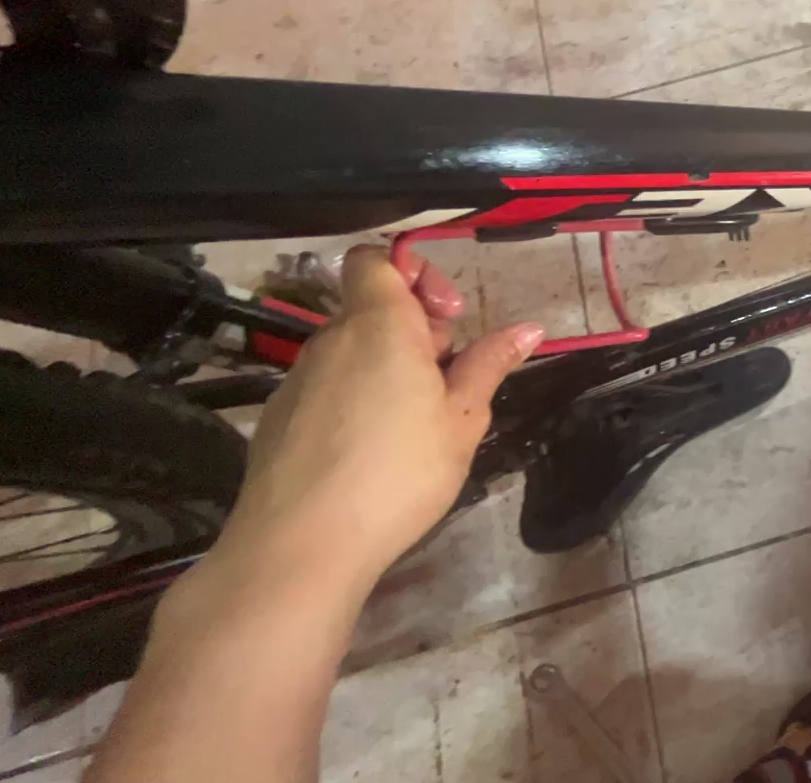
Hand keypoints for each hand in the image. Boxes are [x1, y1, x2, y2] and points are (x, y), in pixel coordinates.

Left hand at [211, 245, 543, 595]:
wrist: (298, 550)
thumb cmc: (399, 472)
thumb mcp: (463, 416)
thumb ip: (490, 363)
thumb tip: (530, 327)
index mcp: (379, 327)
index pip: (375, 260)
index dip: (414, 271)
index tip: (450, 314)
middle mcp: (331, 341)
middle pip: (374, 306)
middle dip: (419, 328)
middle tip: (451, 377)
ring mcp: (299, 380)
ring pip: (354, 348)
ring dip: (392, 363)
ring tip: (421, 418)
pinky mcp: (280, 418)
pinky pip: (331, 383)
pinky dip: (361, 393)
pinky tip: (379, 445)